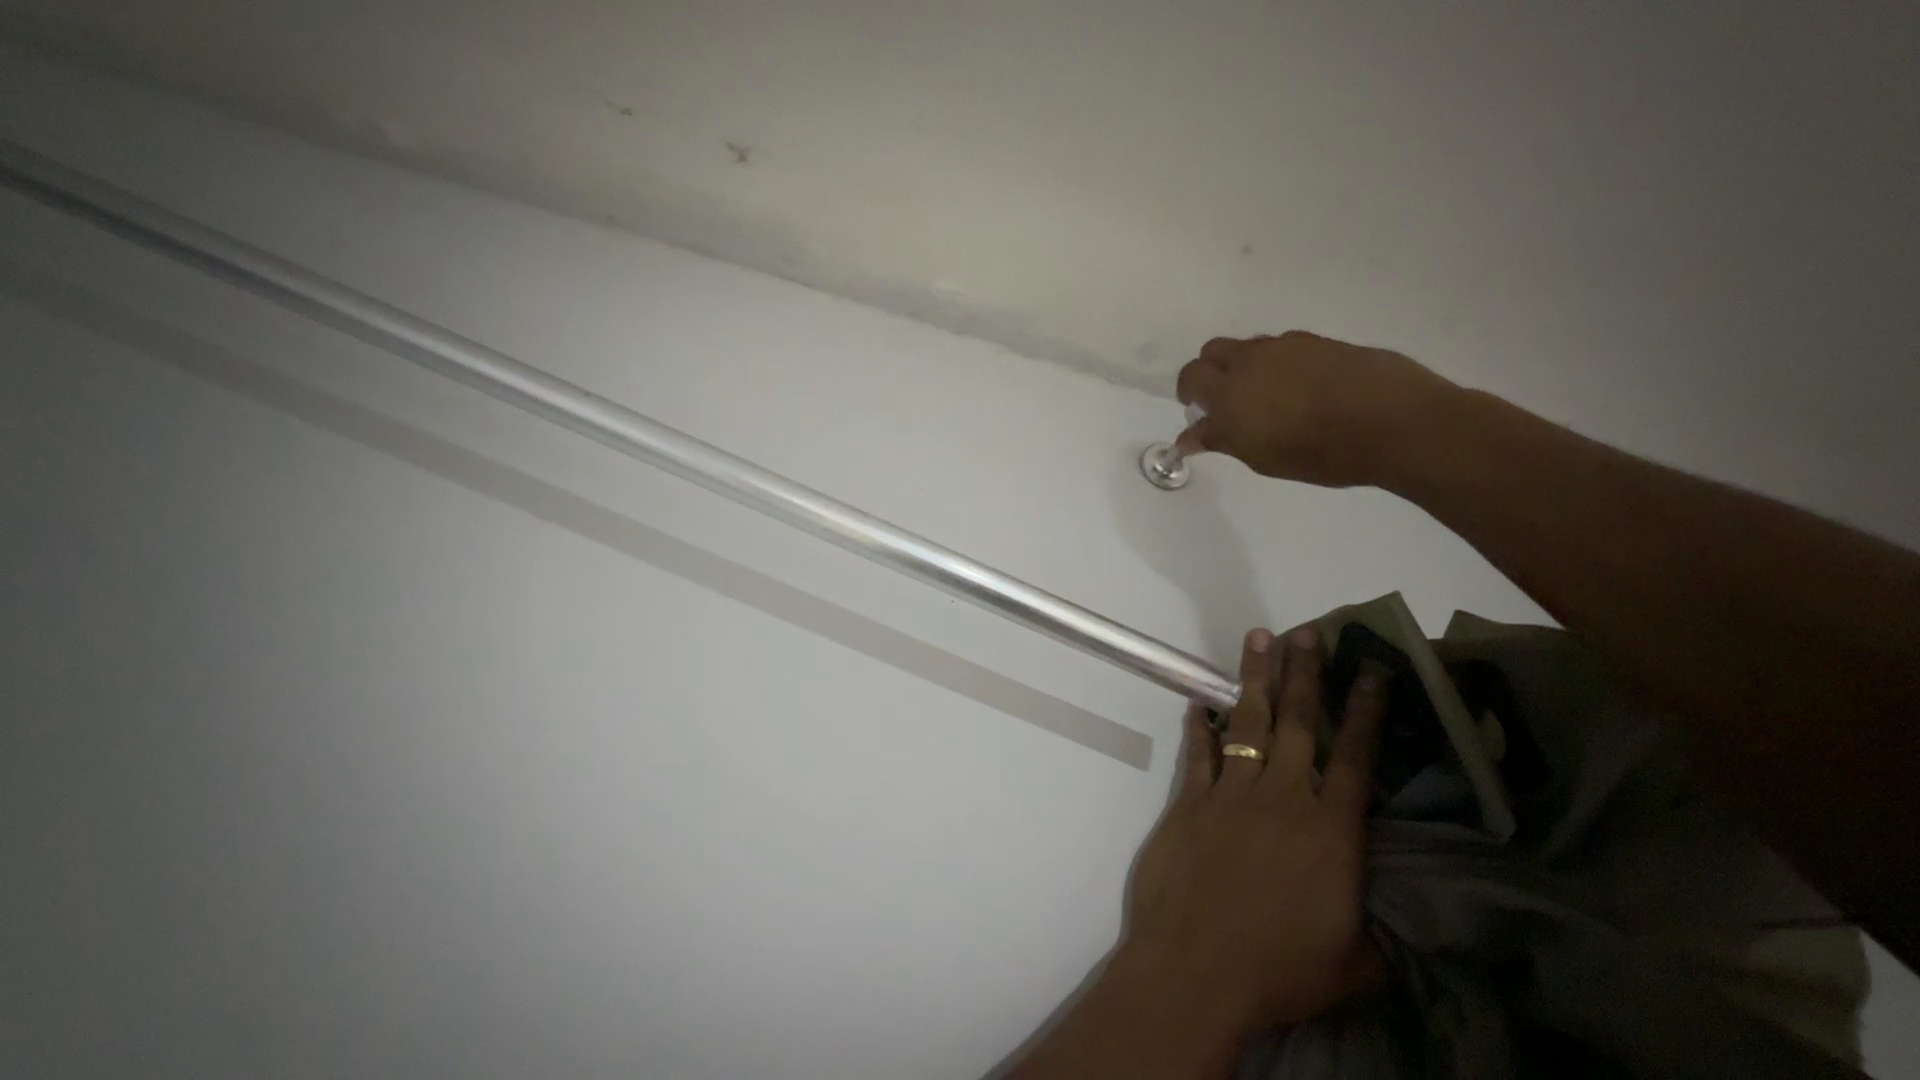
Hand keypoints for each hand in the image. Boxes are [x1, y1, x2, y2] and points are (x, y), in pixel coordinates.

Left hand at [1118, 626, 1387, 1036]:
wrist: (1195, 970)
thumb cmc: (1280, 972)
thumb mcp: (1354, 966)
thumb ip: (1379, 940)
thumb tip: (1398, 936)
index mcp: (1332, 831)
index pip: (1357, 757)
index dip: (1366, 711)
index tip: (1372, 670)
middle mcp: (1283, 799)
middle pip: (1299, 723)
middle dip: (1306, 673)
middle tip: (1308, 632)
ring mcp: (1230, 795)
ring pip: (1248, 724)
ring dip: (1255, 680)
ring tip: (1259, 639)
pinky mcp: (1188, 804)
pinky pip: (1198, 755)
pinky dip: (1199, 727)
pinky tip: (1199, 703)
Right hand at [1174, 331, 1458, 487]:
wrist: (1393, 421)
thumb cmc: (1321, 453)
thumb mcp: (1262, 458)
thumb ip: (1221, 440)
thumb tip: (1188, 437)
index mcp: (1230, 389)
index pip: (1191, 376)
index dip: (1189, 393)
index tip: (1198, 412)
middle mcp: (1252, 359)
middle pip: (1214, 351)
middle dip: (1212, 372)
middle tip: (1227, 402)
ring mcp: (1288, 345)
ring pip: (1251, 348)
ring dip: (1247, 368)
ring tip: (1270, 399)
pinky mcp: (1320, 342)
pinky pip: (1284, 348)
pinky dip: (1280, 365)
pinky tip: (1303, 391)